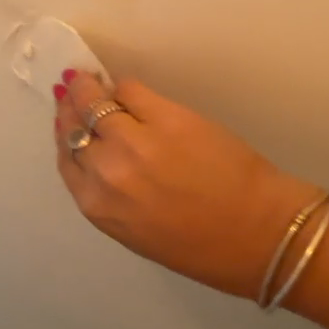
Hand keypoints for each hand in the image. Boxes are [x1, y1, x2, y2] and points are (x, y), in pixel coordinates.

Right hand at [54, 71, 321, 296]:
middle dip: (72, 107)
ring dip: (89, 88)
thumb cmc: (201, 247)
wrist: (262, 236)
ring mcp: (133, 141)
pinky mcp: (166, 117)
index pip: (66, 157)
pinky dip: (124, 87)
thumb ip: (109, 194)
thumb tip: (99, 154)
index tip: (67, 118)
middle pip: (74, 125)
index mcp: (97, 205)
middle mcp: (106, 170)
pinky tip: (127, 89)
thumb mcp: (136, 231)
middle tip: (75, 91)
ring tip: (90, 80)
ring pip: (96, 101)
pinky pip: (130, 89)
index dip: (66, 134)